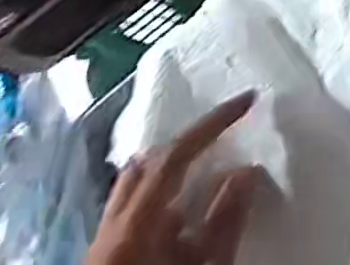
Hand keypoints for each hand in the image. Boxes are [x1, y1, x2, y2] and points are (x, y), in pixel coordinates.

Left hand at [87, 92, 262, 264]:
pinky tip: (185, 214)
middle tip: (228, 131)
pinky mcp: (102, 261)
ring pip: (133, 188)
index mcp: (134, 227)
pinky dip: (160, 198)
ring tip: (208, 168)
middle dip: (189, 143)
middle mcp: (110, 228)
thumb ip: (225, 223)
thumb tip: (246, 170)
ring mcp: (100, 247)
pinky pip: (130, 212)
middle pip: (148, 164)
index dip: (214, 122)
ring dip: (171, 170)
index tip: (250, 100)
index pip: (176, 154)